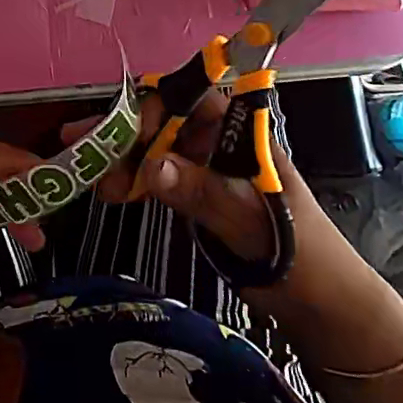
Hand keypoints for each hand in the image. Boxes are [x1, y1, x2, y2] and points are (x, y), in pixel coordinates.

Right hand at [66, 89, 308, 265]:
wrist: (323, 303)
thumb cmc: (301, 252)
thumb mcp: (250, 220)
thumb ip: (202, 191)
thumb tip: (152, 165)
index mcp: (241, 132)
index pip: (190, 99)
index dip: (152, 106)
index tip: (120, 131)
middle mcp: (221, 142)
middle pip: (164, 122)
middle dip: (124, 131)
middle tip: (80, 143)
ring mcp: (208, 169)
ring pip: (157, 149)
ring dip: (122, 158)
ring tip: (88, 175)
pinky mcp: (200, 195)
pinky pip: (160, 178)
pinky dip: (134, 182)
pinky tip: (110, 192)